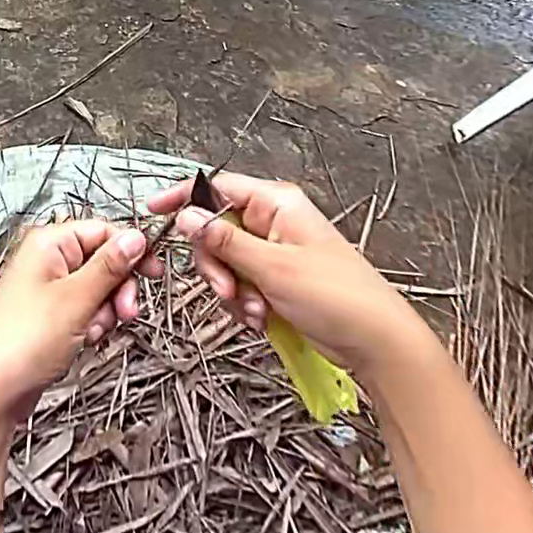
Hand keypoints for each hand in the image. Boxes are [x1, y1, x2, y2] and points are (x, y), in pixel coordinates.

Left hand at [0, 219, 159, 427]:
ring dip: (106, 311)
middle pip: (103, 260)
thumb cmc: (20, 343)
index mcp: (48, 243)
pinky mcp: (49, 315)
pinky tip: (84, 340)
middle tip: (124, 310)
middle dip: (118, 288)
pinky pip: (85, 310)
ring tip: (95, 330)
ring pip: (97, 289)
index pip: (102, 230)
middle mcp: (46, 260)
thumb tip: (135, 237)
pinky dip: (92, 324)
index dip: (130, 251)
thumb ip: (110, 266)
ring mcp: (47, 289)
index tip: (153, 272)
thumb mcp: (76, 299)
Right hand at [147, 173, 433, 377]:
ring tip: (256, 308)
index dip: (183, 198)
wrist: (377, 344)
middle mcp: (271, 221)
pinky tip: (262, 316)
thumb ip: (224, 240)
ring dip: (231, 289)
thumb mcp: (273, 267)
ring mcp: (271, 250)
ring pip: (223, 260)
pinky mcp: (272, 277)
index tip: (155, 209)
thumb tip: (186, 215)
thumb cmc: (339, 297)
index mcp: (275, 203)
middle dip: (215, 264)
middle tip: (227, 288)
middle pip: (214, 230)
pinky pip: (238, 282)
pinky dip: (243, 301)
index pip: (216, 188)